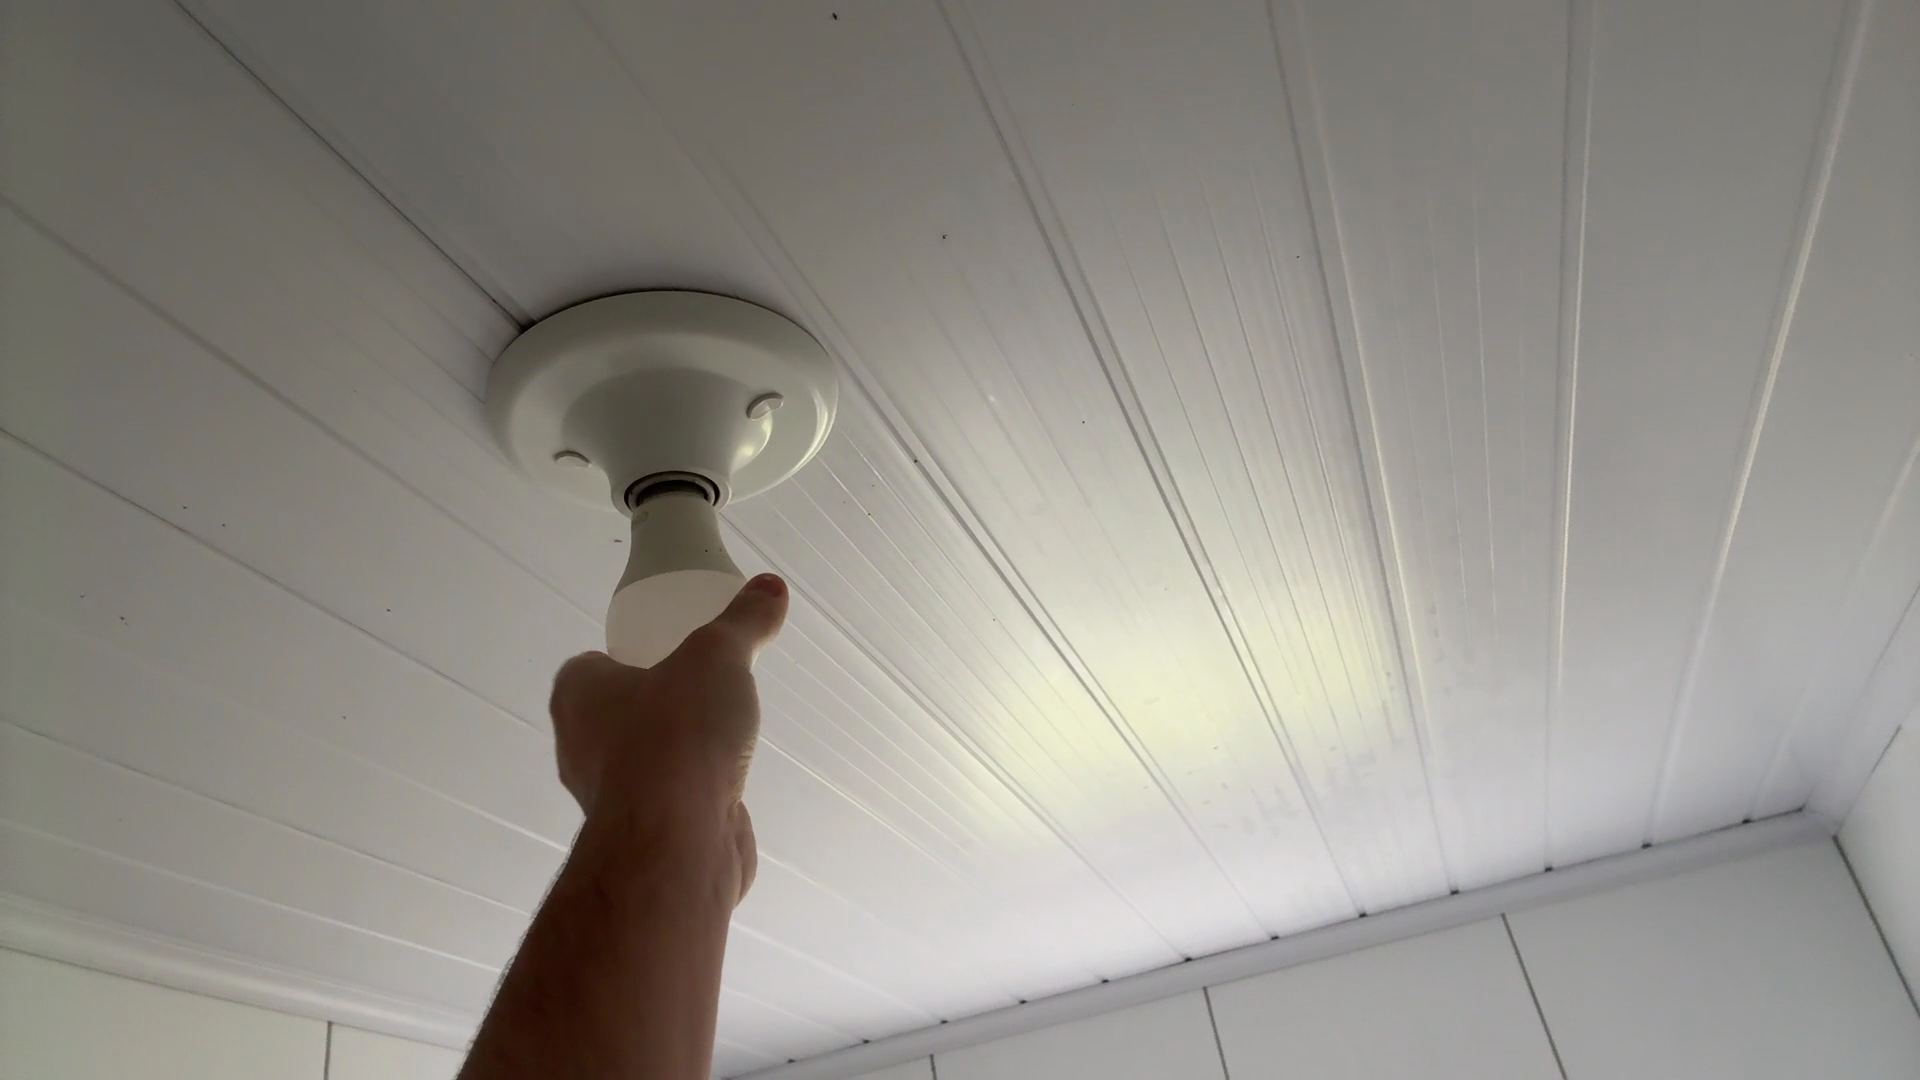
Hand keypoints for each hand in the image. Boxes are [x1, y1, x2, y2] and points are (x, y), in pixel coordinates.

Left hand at [547, 573, 787, 906]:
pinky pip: (669, 796)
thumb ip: (744, 620)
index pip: (589, 666)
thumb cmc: (678, 734)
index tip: (668, 650)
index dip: (624, 655)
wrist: (678, 843)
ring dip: (676, 746)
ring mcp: (610, 798)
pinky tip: (727, 775)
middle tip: (704, 683)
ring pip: (641, 757)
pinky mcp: (642, 835)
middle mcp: (581, 747)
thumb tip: (772, 585)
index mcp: (579, 697)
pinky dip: (694, 785)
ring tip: (723, 728)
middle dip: (655, 699)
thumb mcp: (718, 656)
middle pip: (615, 712)